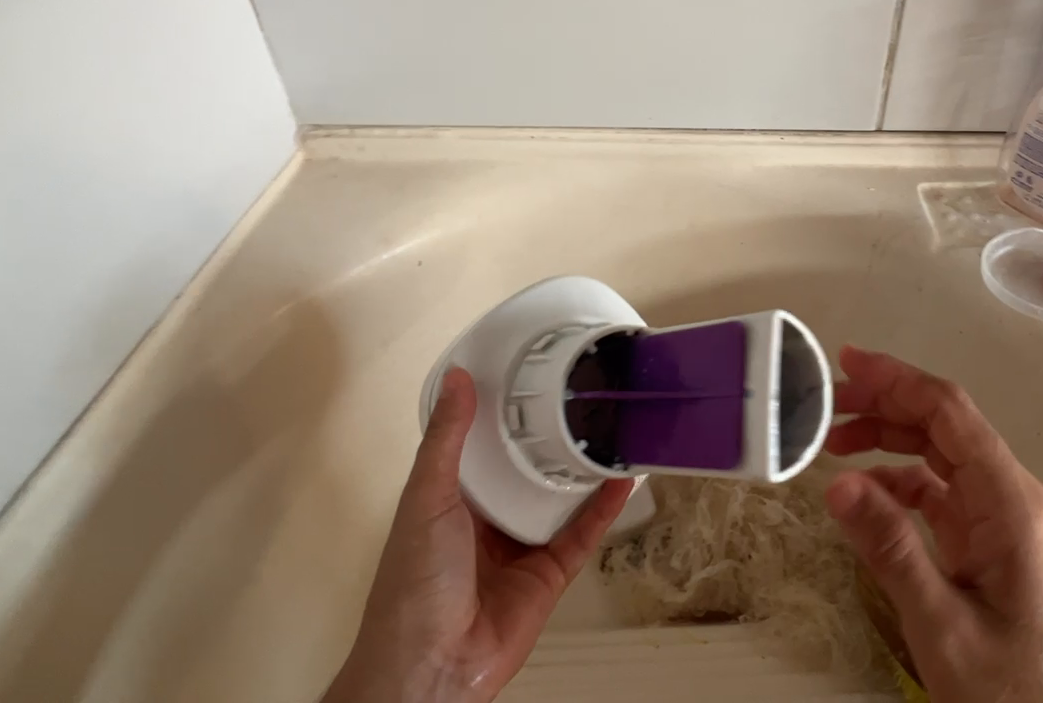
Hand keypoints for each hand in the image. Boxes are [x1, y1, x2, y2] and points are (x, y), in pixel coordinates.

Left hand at [322, 368, 631, 702]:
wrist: (433, 667)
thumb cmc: (418, 577)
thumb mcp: (427, 498)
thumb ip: (447, 440)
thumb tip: (457, 375)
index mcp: (454, 499)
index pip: (485, 447)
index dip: (505, 413)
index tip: (533, 374)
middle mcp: (490, 519)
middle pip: (528, 471)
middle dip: (553, 439)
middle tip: (586, 397)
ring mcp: (522, 546)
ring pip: (560, 499)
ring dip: (584, 470)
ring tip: (614, 429)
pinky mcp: (551, 574)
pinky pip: (582, 534)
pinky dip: (604, 508)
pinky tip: (624, 479)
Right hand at [823, 348, 1042, 702]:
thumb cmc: (1014, 691)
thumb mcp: (943, 626)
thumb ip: (890, 550)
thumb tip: (836, 482)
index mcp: (1009, 501)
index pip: (948, 413)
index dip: (896, 379)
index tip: (846, 362)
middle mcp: (1010, 496)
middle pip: (943, 426)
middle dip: (884, 405)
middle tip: (824, 404)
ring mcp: (1002, 520)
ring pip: (940, 456)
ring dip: (888, 440)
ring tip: (833, 441)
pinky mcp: (991, 545)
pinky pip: (940, 494)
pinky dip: (899, 482)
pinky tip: (864, 494)